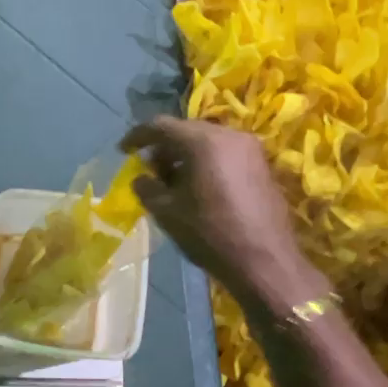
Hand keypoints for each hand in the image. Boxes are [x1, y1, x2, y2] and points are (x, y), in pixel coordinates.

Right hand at [120, 117, 326, 308]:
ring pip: (207, 142)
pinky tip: (197, 187)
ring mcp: (250, 149)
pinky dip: (205, 163)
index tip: (122, 151)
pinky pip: (224, 154)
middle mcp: (229, 135)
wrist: (264, 261)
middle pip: (186, 131)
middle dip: (163, 147)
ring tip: (172, 182)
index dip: (137, 136)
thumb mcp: (166, 211)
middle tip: (149, 170)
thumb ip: (147, 187)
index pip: (161, 126)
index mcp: (203, 141)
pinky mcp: (261, 166)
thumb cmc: (209, 233)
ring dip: (184, 156)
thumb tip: (142, 178)